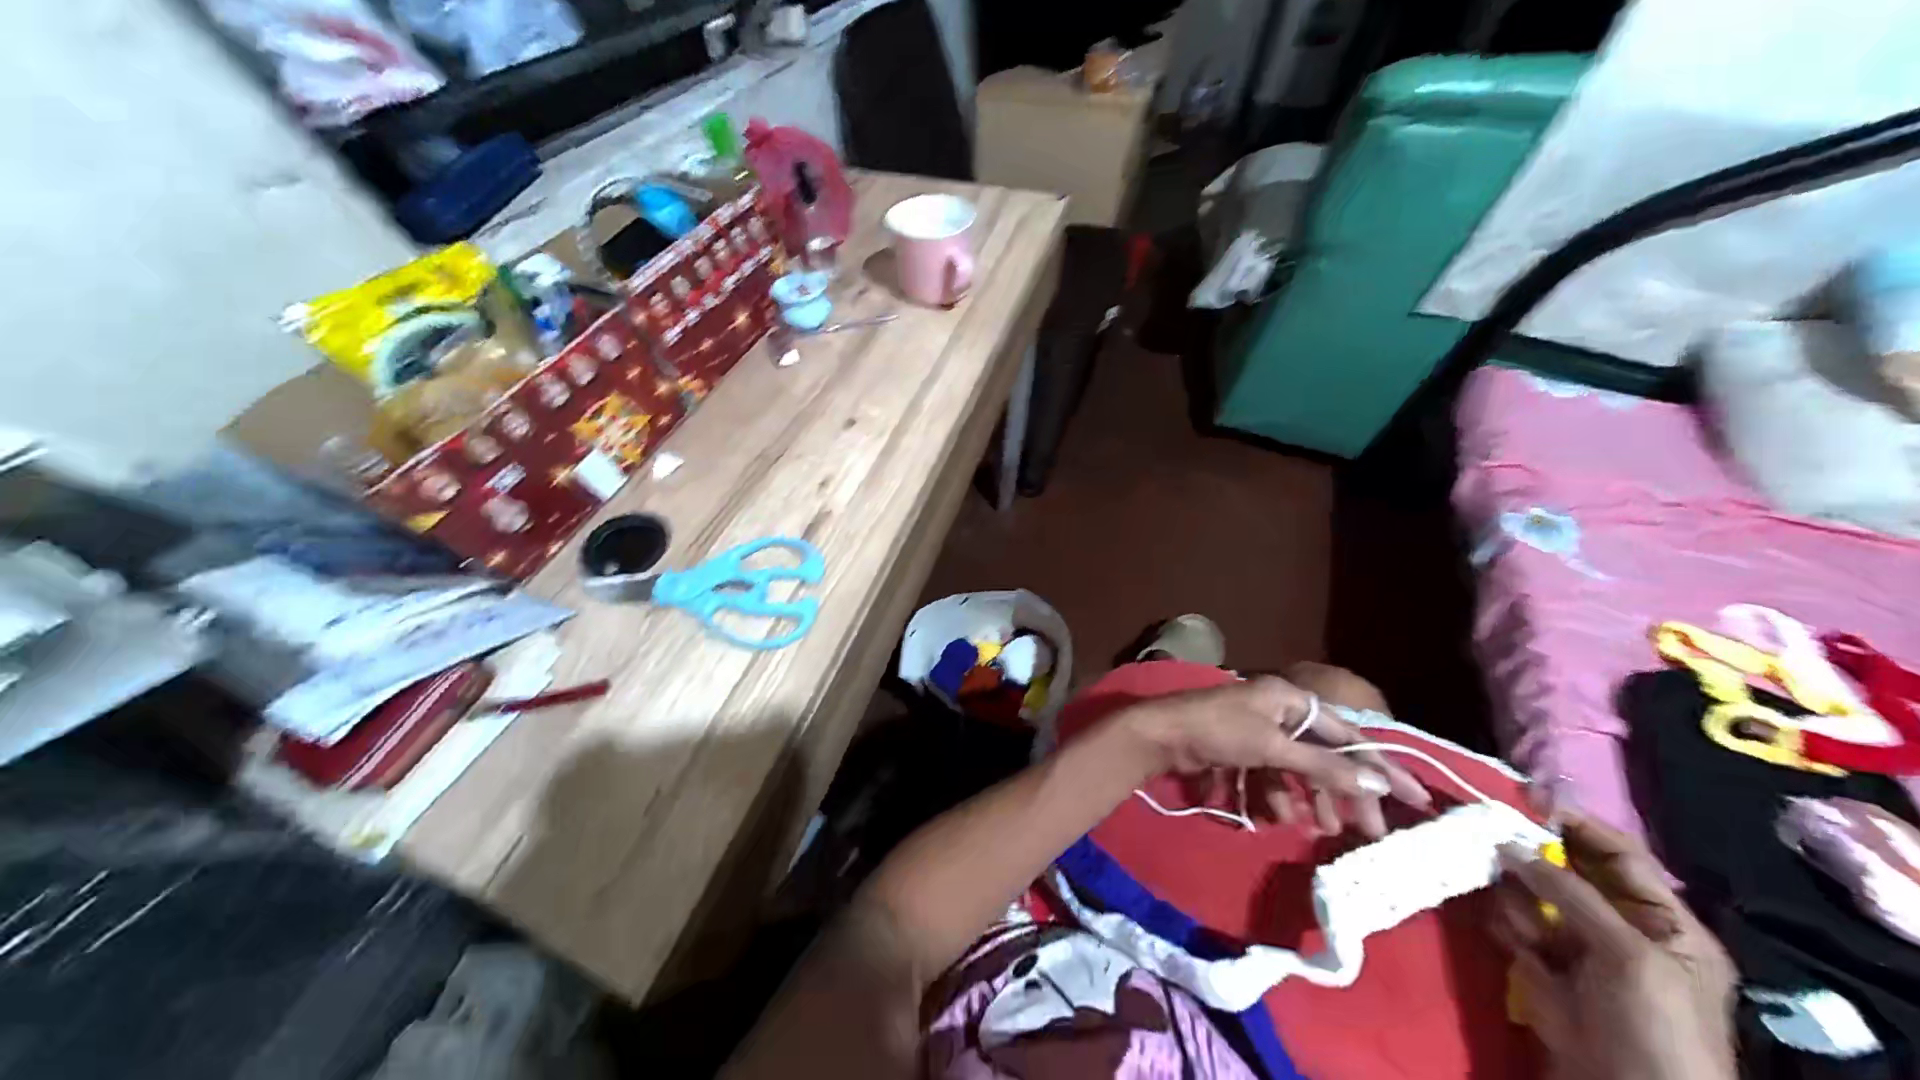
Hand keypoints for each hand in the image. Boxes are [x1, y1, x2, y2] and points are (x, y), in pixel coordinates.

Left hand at [1127, 675, 1430, 837]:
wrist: (1158, 735)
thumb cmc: (1217, 730)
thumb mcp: (1273, 747)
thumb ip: (1323, 766)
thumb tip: (1377, 784)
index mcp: (1289, 698)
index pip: (1346, 734)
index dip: (1379, 766)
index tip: (1415, 798)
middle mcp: (1276, 710)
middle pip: (1323, 754)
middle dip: (1343, 790)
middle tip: (1369, 829)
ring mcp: (1255, 729)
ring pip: (1296, 767)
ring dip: (1309, 796)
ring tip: (1321, 827)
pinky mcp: (1237, 749)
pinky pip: (1269, 774)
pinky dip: (1276, 795)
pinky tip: (1278, 818)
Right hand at [1493, 813, 1736, 1079]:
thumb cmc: (1656, 1026)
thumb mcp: (1629, 956)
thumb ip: (1571, 893)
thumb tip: (1510, 843)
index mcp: (1663, 923)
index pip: (1620, 855)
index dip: (1578, 822)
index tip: (1527, 795)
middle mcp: (1618, 926)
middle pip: (1567, 869)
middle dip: (1531, 850)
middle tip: (1489, 826)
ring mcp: (1576, 947)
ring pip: (1531, 893)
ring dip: (1512, 889)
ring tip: (1505, 900)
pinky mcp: (1539, 966)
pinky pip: (1512, 925)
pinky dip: (1502, 920)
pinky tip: (1504, 931)